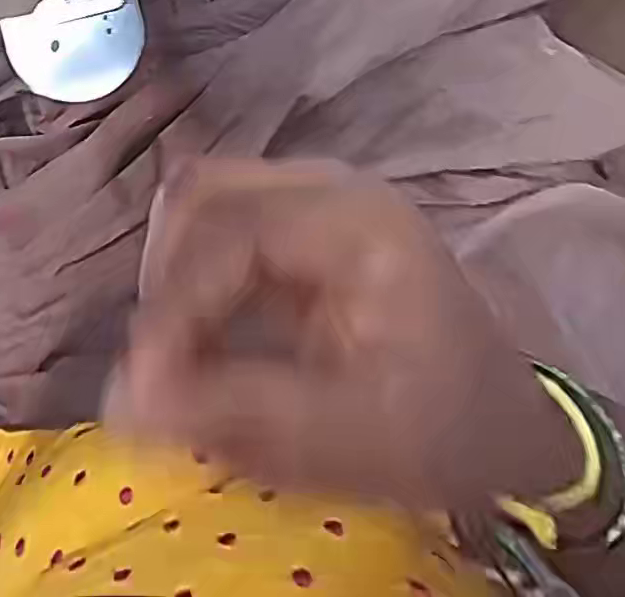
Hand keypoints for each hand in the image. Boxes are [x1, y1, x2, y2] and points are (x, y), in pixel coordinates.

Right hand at [106, 160, 578, 514]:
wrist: (496, 413)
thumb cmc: (443, 427)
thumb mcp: (354, 440)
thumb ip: (238, 413)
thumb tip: (128, 395)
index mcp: (358, 223)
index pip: (233, 227)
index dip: (177, 300)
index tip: (146, 380)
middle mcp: (325, 184)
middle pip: (201, 190)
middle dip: (165, 274)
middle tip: (163, 356)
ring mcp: (307, 190)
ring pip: (197, 193)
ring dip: (170, 264)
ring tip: (177, 338)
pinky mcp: (291, 212)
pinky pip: (212, 213)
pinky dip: (188, 263)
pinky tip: (199, 319)